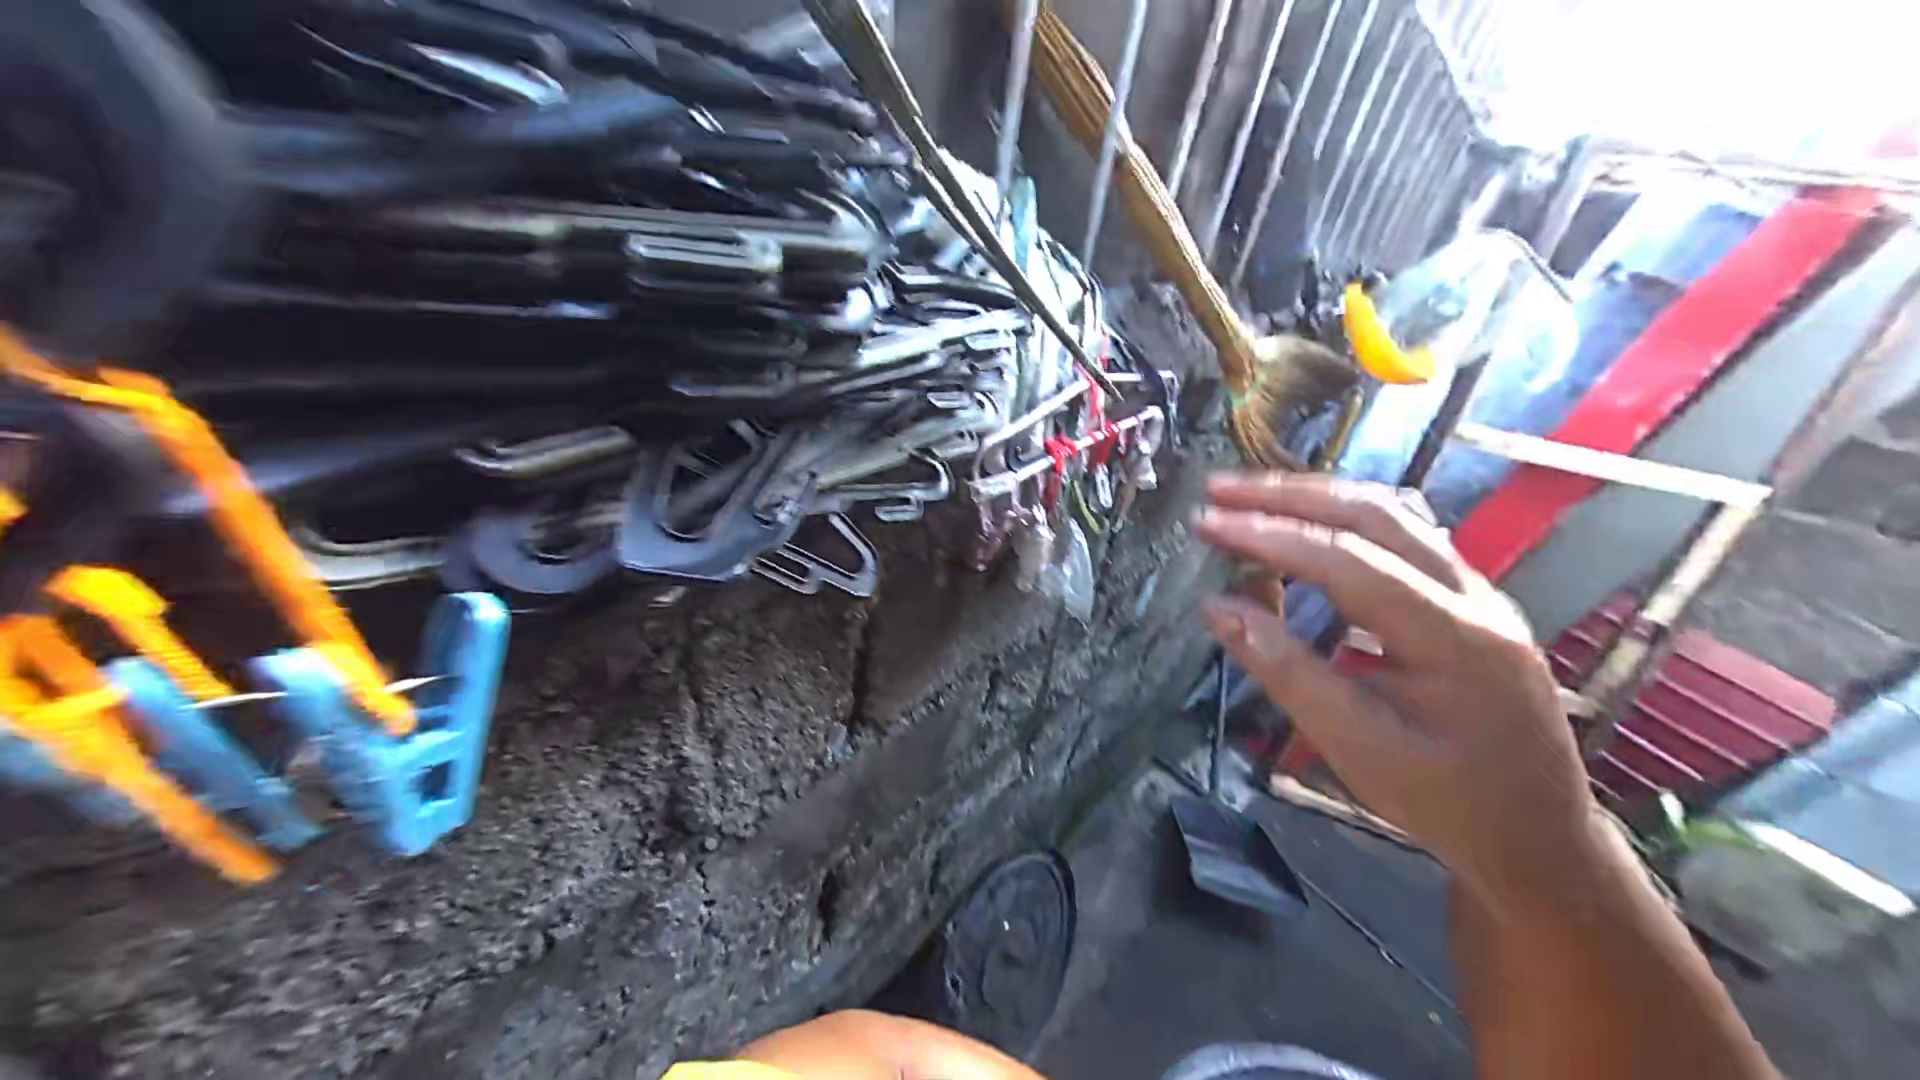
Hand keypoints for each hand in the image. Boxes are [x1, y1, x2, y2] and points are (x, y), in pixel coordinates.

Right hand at [1195, 472, 1607, 902]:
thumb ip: (1286, 672)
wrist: (1538, 837)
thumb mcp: (1355, 748)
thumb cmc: (1445, 802)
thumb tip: (1218, 607)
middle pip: (1373, 515)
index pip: (1349, 561)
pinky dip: (1339, 517)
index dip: (1270, 537)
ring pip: (1390, 515)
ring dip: (1313, 497)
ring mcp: (1475, 590)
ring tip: (1249, 495)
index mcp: (1456, 637)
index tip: (1207, 524)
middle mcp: (1473, 595)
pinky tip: (1304, 521)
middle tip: (1218, 490)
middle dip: (1287, 496)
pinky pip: (1398, 535)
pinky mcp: (1462, 598)